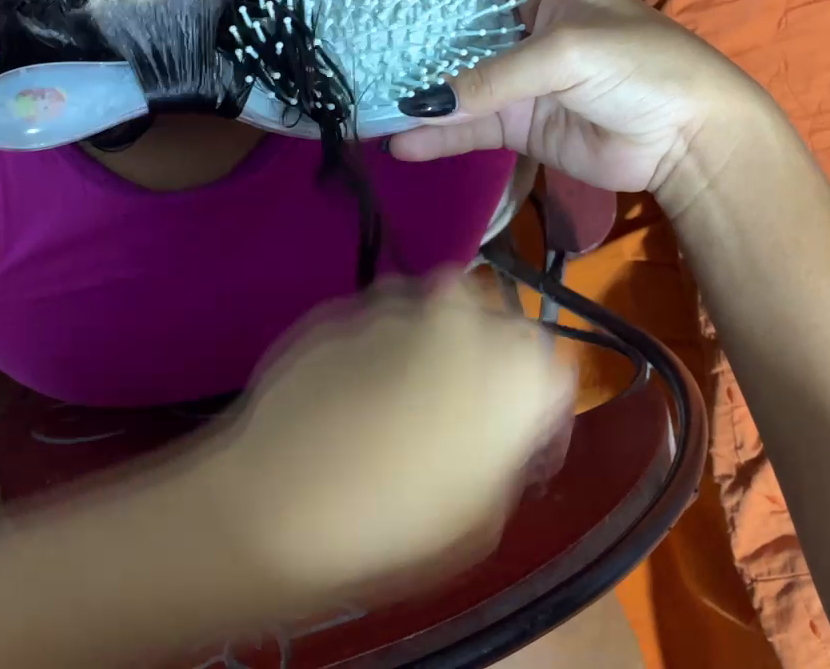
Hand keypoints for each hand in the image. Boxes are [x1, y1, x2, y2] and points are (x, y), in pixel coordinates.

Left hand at [197, 275, 574, 596]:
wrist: (283, 498)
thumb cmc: (398, 522)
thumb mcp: (485, 510)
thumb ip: (502, 449)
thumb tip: (496, 430)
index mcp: (511, 364)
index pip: (546, 364)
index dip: (531, 403)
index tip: (514, 437)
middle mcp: (452, 317)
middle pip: (483, 319)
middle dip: (477, 355)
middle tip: (455, 407)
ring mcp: (383, 307)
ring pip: (421, 310)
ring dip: (421, 342)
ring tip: (396, 397)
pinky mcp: (328, 312)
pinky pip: (366, 323)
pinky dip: (369, 348)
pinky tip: (347, 393)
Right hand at [383, 0, 773, 214]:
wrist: (691, 143)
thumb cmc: (646, 68)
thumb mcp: (570, 53)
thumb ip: (491, 77)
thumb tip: (418, 105)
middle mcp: (515, 16)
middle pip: (443, 1)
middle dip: (397, 6)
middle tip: (348, 13)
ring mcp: (507, 70)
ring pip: (442, 68)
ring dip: (405, 79)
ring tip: (360, 86)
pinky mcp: (508, 119)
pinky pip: (459, 125)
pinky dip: (430, 136)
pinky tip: (399, 143)